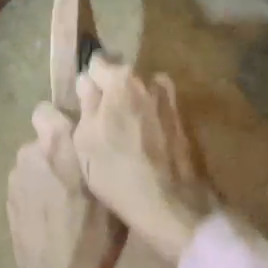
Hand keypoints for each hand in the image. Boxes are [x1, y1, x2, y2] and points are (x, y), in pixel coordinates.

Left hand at [7, 103, 123, 267]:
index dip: (59, 121)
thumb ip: (95, 151)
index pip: (47, 110)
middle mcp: (30, 153)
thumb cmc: (95, 231)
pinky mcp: (8, 202)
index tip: (75, 137)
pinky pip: (26, 185)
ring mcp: (15, 179)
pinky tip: (50, 215)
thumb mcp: (109, 187)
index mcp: (57, 143)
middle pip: (41, 140)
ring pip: (33, 163)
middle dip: (55, 151)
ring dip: (45, 173)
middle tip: (76, 175)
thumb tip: (93, 132)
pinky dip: (36, 193)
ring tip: (64, 200)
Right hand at [73, 58, 217, 262]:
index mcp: (121, 80)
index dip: (88, 84)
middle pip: (122, 78)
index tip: (84, 103)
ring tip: (126, 136)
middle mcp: (150, 80)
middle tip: (103, 123)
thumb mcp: (84, 140)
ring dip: (133, 106)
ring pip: (142, 94)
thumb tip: (87, 81)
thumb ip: (86, 103)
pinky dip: (150, 120)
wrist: (170, 203)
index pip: (96, 64)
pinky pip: (158, 111)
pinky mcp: (184, 120)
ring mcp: (171, 99)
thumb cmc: (117, 172)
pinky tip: (145, 146)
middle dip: (111, 93)